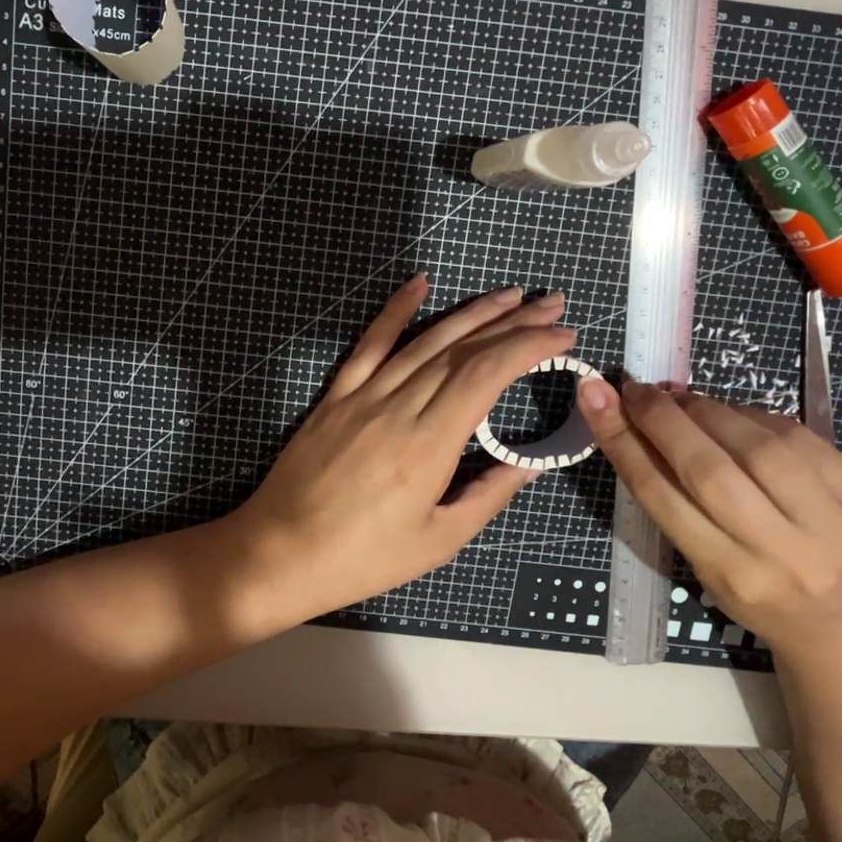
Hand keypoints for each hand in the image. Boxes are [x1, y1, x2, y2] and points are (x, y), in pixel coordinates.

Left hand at [231, 274, 575, 608]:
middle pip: (462, 351)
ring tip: (509, 295)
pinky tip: (419, 283)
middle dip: (513, 324)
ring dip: (470, 313)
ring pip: (424, 341)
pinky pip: (368, 345)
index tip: (563, 335)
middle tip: (553, 304)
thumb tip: (530, 463)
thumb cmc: (363, 558)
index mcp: (429, 445)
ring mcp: (362, 396)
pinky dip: (395, 310)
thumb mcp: (438, 541)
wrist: (279, 552)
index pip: (487, 375)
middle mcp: (398, 408)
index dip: (528, 348)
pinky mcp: (335, 397)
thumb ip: (488, 495)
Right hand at [575, 378, 841, 667]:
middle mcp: (784, 553)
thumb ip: (677, 506)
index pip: (663, 498)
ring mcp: (834, 523)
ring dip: (709, 411)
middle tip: (636, 390)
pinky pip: (802, 439)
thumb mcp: (708, 569)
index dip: (625, 444)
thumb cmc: (764, 603)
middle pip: (709, 470)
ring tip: (681, 398)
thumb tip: (640, 431)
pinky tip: (733, 413)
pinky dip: (756, 417)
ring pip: (758, 447)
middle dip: (663, 420)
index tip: (598, 402)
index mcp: (732, 575)